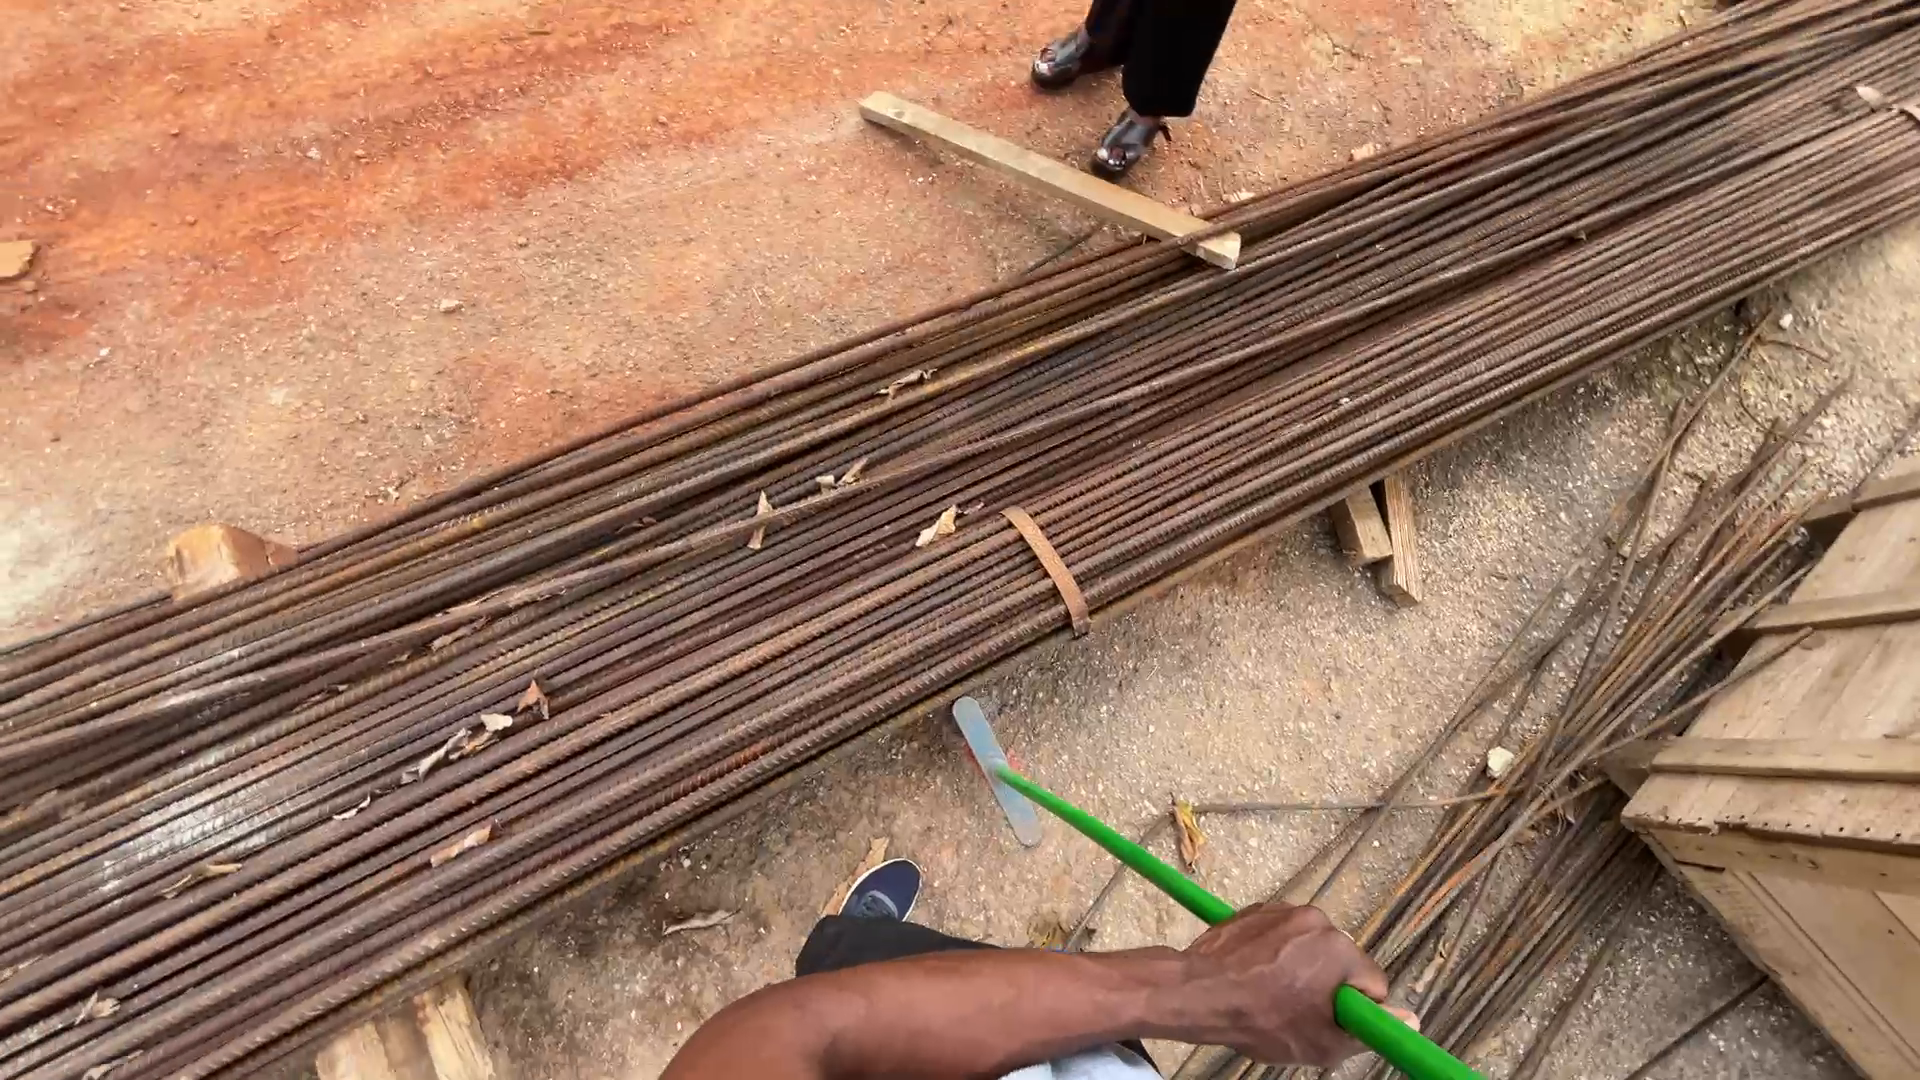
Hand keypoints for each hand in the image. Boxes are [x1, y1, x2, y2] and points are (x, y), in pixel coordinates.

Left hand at [1178, 901, 1413, 1066]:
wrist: (1202, 990)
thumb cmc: (1264, 1019)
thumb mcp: (1324, 1042)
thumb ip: (1370, 1030)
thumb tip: (1410, 1019)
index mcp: (1339, 948)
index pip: (1373, 983)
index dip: (1356, 1009)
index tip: (1331, 1020)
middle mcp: (1316, 919)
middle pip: (1342, 960)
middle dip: (1329, 984)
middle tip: (1300, 1009)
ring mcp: (1284, 909)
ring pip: (1312, 945)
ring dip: (1303, 966)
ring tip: (1275, 991)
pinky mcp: (1258, 908)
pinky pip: (1284, 933)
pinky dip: (1279, 950)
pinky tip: (1259, 972)